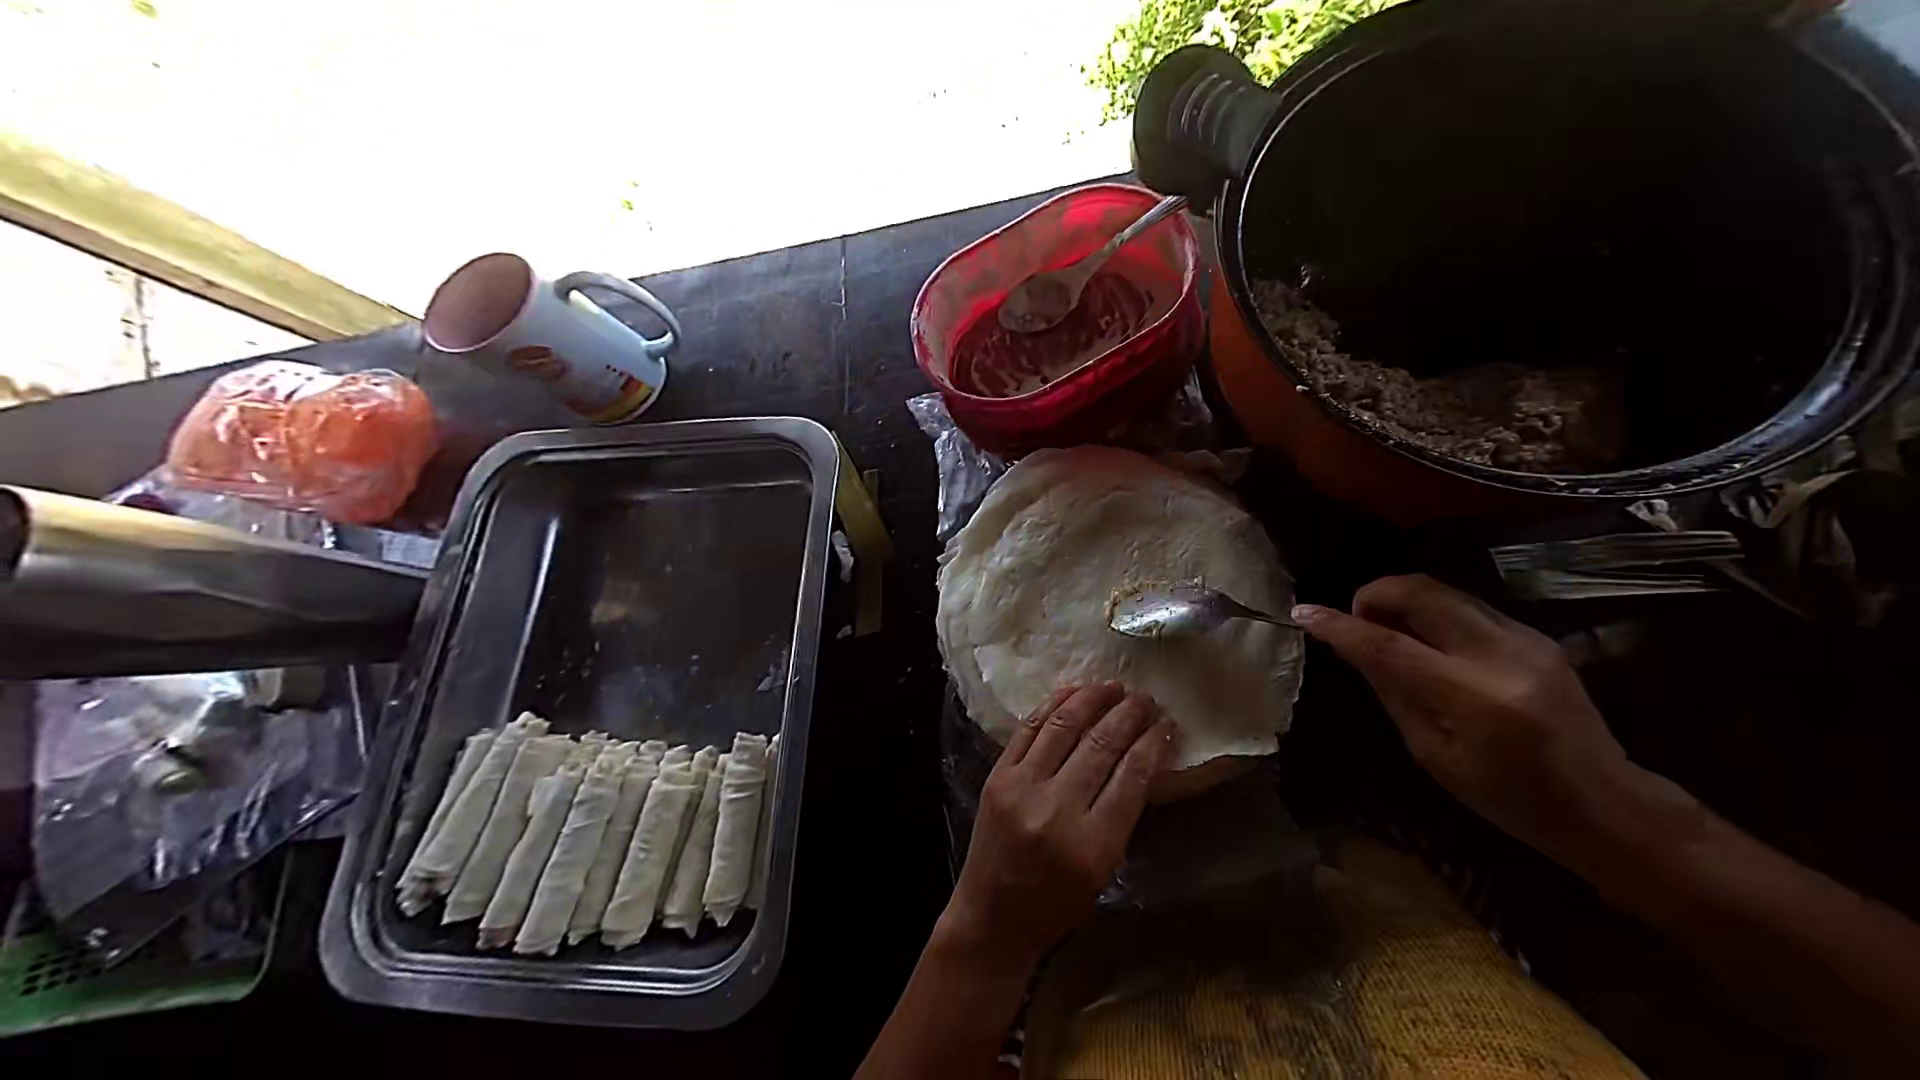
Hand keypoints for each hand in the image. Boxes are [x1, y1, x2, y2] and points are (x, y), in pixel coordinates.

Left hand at [942, 683, 1178, 963]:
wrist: (992, 916)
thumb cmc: (1057, 905)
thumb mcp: (1104, 872)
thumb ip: (1121, 816)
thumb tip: (1142, 758)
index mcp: (1092, 844)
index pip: (1132, 776)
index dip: (1154, 743)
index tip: (1168, 724)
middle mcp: (1056, 809)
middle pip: (1101, 745)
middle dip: (1129, 715)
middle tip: (1147, 698)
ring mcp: (1021, 787)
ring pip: (1064, 726)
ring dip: (1093, 699)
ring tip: (1115, 686)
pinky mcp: (997, 776)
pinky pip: (1028, 728)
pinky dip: (1053, 705)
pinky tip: (1074, 692)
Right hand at [1292, 575, 1630, 852]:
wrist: (1606, 803)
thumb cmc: (1509, 797)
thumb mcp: (1433, 752)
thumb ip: (1391, 690)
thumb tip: (1351, 646)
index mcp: (1473, 697)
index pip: (1388, 646)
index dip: (1339, 626)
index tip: (1304, 612)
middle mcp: (1501, 655)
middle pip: (1420, 592)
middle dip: (1373, 595)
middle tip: (1355, 622)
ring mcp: (1525, 639)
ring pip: (1442, 590)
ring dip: (1401, 600)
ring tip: (1385, 632)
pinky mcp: (1535, 635)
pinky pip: (1465, 606)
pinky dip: (1430, 613)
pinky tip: (1425, 643)